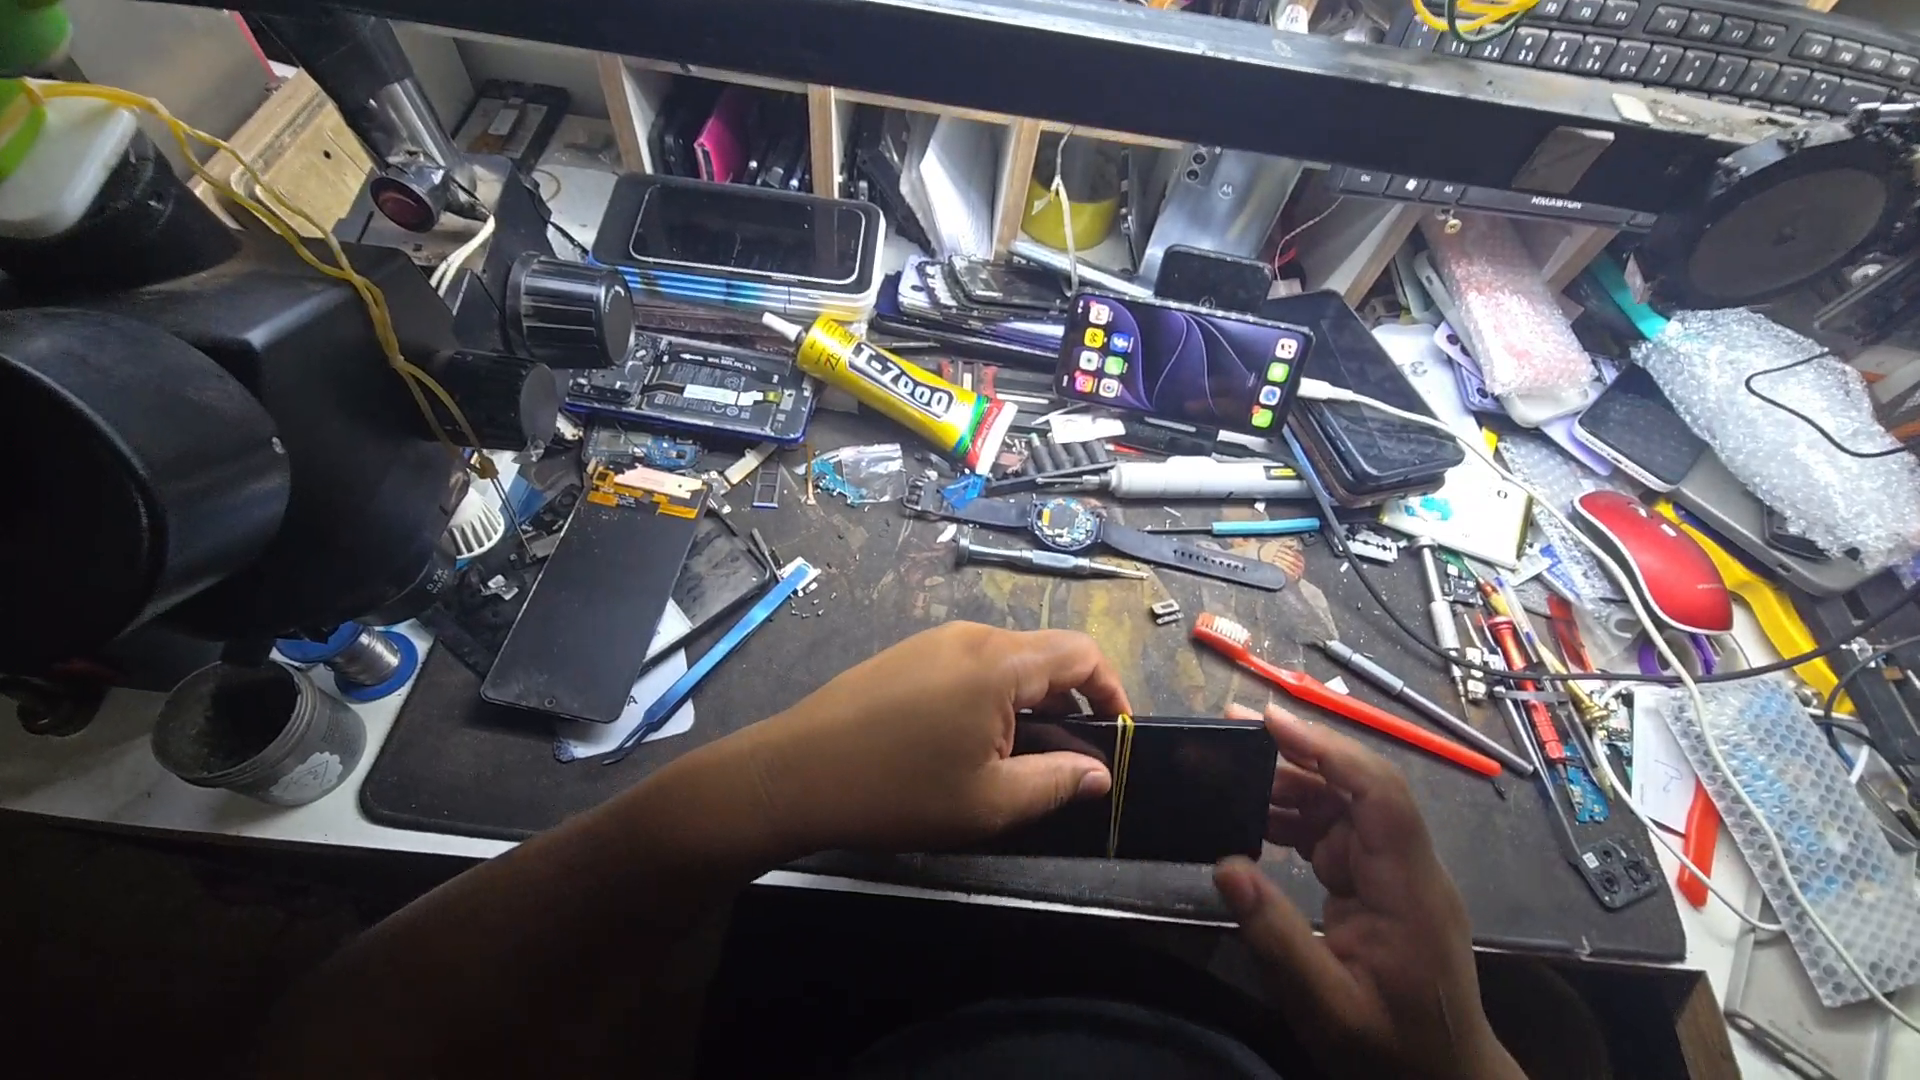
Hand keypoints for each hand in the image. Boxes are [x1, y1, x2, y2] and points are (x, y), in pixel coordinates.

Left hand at [737, 621, 1130, 854]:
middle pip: (1043, 654)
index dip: (1112, 690)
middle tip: (1066, 757)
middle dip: (1069, 702)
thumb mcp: (989, 801)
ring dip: (1027, 702)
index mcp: (999, 662)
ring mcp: (932, 641)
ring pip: (1005, 661)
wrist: (793, 774)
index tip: (1117, 735)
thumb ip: (1056, 782)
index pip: (1081, 653)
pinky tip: (967, 741)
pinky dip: (990, 696)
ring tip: (1015, 756)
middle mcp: (969, 636)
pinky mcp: (906, 655)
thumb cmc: (898, 790)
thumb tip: (1099, 774)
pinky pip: (968, 665)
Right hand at [1212, 704, 1520, 1079]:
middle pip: (1355, 786)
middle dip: (1296, 750)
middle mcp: (1404, 864)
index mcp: (1407, 886)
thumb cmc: (1391, 1051)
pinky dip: (1289, 818)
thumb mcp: (1327, 1007)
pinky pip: (1330, 832)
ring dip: (1285, 782)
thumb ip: (1276, 937)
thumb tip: (1224, 865)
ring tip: (1227, 771)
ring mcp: (1390, 871)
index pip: (1379, 793)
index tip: (1270, 721)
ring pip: (1338, 804)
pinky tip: (1251, 820)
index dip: (1327, 749)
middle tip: (1231, 727)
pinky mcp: (1374, 882)